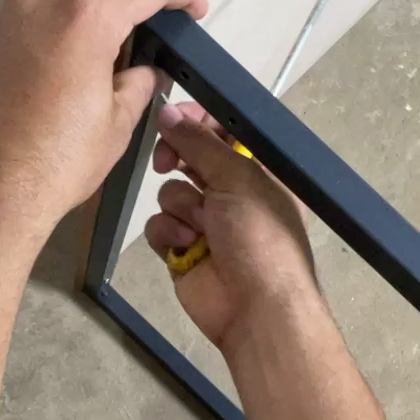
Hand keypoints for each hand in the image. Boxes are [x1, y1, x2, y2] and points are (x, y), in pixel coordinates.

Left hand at [0, 0, 208, 237]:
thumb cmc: (53, 167)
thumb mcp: (116, 125)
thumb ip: (139, 83)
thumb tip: (145, 71)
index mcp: (83, 15)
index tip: (194, 6)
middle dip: (135, 15)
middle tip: (154, 50)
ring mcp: (11, 15)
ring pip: (72, 5)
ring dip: (99, 28)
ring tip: (112, 72)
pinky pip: (43, 23)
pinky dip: (67, 39)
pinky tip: (76, 75)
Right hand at [145, 102, 318, 349]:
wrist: (254, 308)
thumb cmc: (260, 237)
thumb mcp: (238, 178)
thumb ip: (199, 143)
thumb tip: (167, 111)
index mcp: (258, 170)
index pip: (223, 131)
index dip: (198, 120)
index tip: (174, 115)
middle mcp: (231, 192)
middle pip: (190, 158)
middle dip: (178, 160)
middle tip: (167, 162)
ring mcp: (204, 222)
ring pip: (171, 193)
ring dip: (181, 207)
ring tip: (200, 228)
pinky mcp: (181, 249)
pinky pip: (159, 226)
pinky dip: (168, 234)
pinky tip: (185, 247)